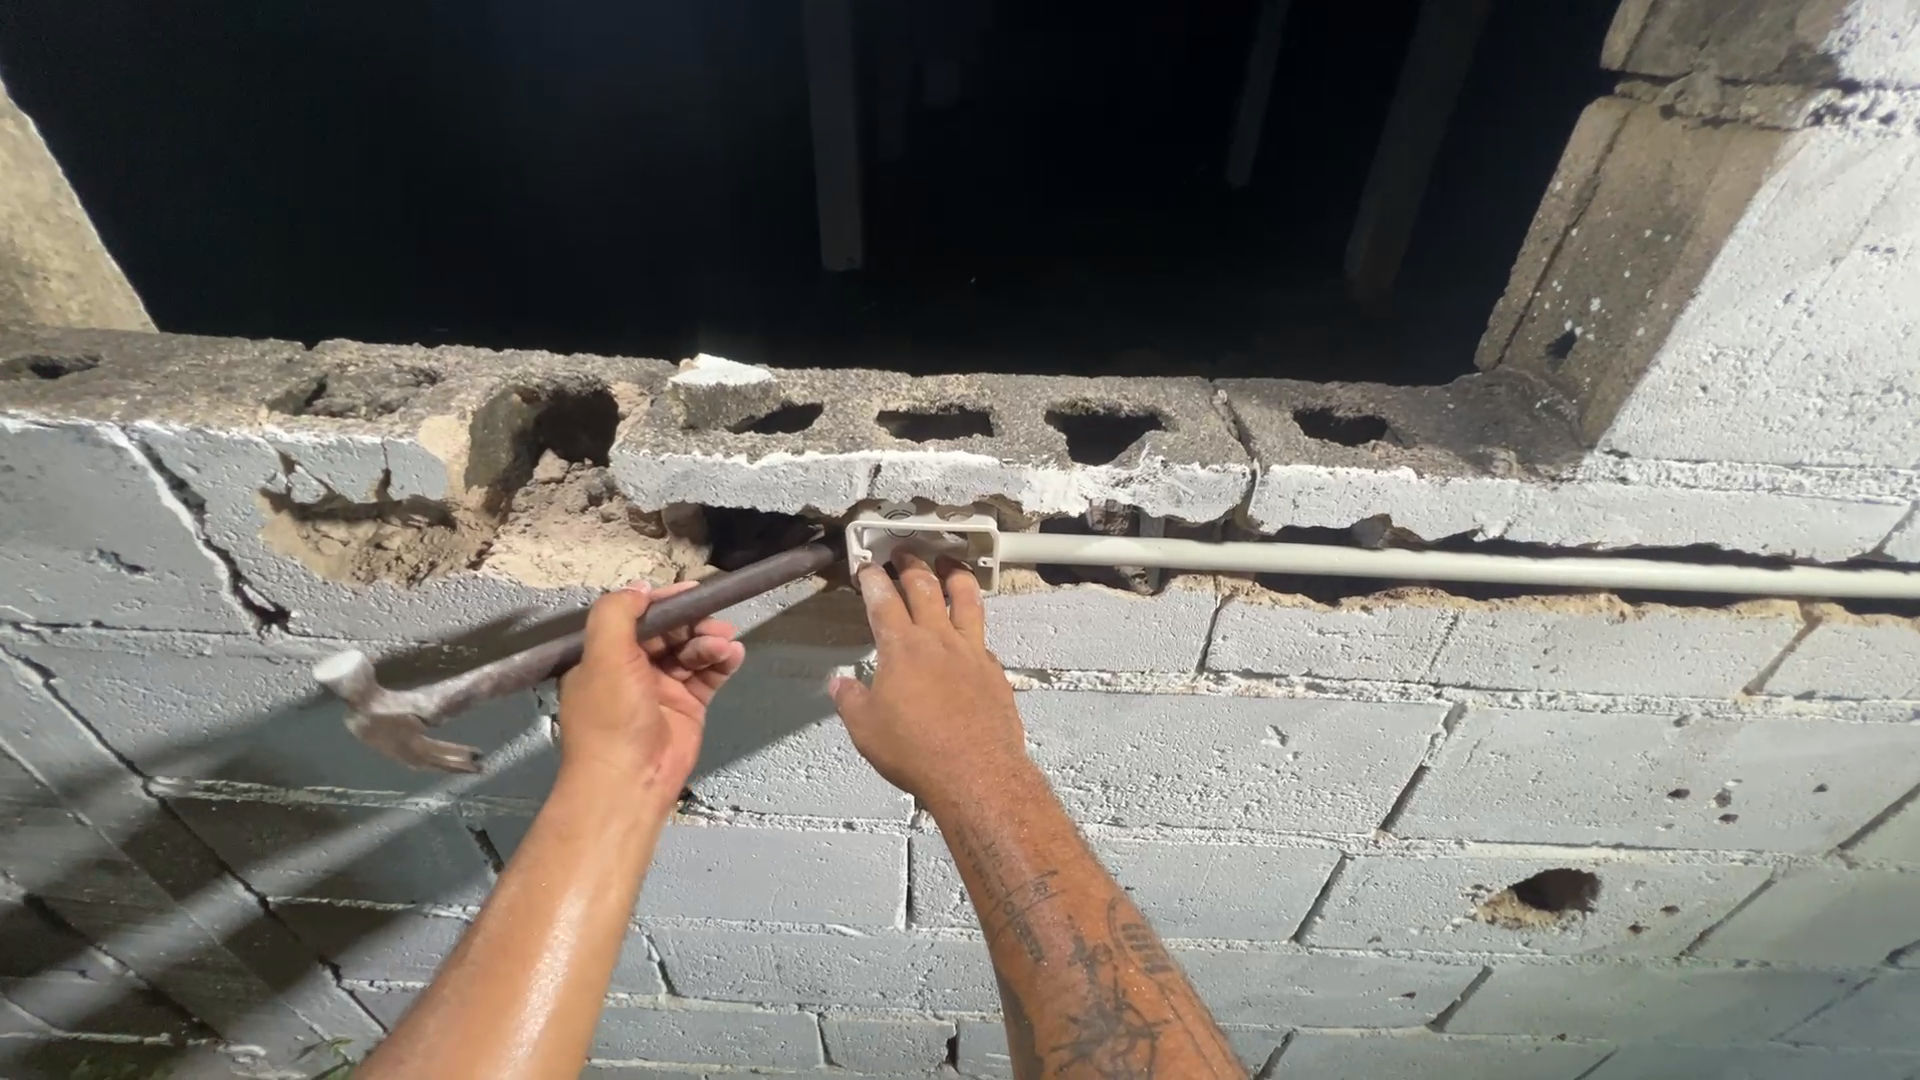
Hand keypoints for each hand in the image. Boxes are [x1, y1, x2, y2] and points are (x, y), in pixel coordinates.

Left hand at [557, 581, 745, 799]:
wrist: (630, 780)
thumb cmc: (612, 719)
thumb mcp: (603, 656)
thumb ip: (617, 613)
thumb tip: (641, 587)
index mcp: (605, 656)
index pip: (638, 617)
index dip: (665, 602)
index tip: (692, 591)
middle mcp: (632, 669)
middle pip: (670, 632)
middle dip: (694, 623)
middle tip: (715, 623)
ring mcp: (662, 688)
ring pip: (692, 651)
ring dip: (710, 642)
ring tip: (724, 644)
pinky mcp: (688, 705)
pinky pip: (709, 675)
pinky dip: (722, 662)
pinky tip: (733, 656)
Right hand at [830, 554, 1030, 808]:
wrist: (974, 772)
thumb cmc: (915, 750)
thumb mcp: (866, 728)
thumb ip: (851, 700)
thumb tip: (838, 684)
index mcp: (902, 648)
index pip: (883, 601)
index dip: (873, 579)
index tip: (868, 567)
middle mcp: (938, 640)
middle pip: (925, 587)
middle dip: (911, 564)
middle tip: (904, 553)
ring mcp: (971, 652)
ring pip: (966, 599)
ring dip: (955, 575)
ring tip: (949, 563)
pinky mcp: (993, 670)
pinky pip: (982, 637)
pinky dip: (973, 625)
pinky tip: (970, 630)